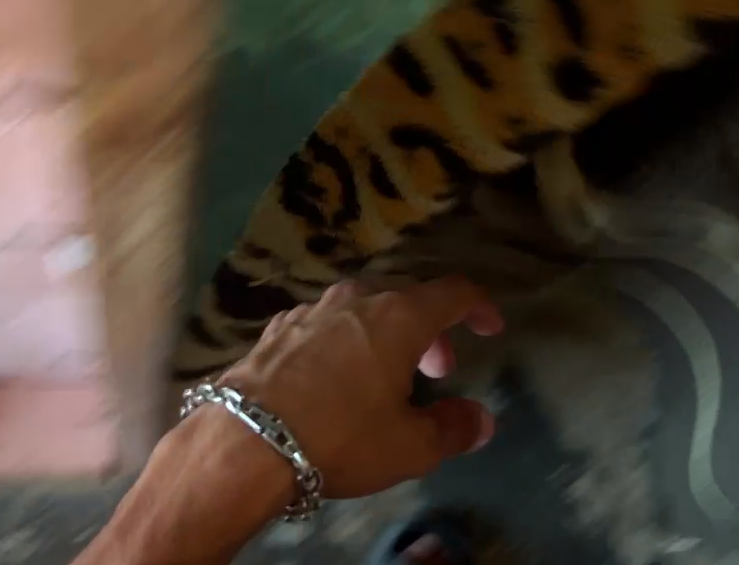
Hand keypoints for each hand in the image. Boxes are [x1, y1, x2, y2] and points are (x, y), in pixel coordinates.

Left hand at [216, 276, 501, 498]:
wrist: (248, 434)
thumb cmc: (341, 435)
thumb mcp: (410, 446)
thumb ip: (452, 428)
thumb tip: (480, 418)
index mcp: (396, 316)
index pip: (451, 292)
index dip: (478, 306)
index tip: (490, 328)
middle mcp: (354, 298)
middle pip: (404, 297)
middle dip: (430, 329)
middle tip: (437, 371)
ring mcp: (312, 307)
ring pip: (362, 306)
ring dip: (385, 333)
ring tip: (388, 376)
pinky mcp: (280, 325)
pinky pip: (327, 322)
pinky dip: (346, 339)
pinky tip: (337, 375)